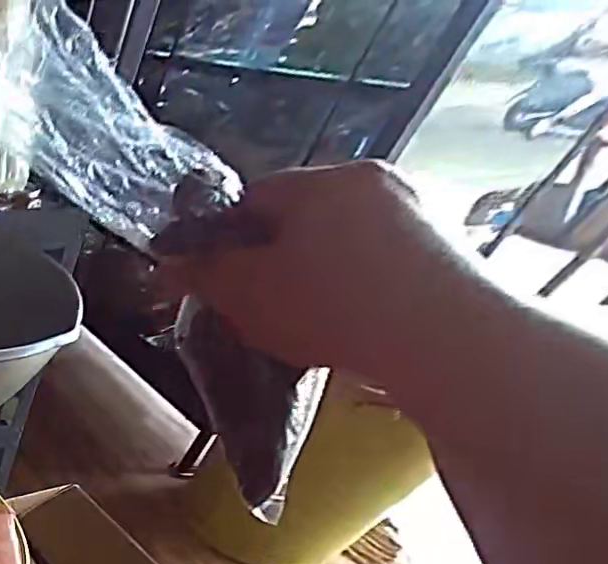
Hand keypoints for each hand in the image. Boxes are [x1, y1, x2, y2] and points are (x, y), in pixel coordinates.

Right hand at [163, 162, 494, 382]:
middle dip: (266, 258)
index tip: (211, 275)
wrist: (437, 336)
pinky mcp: (440, 248)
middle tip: (250, 304)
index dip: (221, 236)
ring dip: (309, 273)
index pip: (252, 196)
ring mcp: (414, 211)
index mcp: (320, 183)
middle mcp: (372, 182)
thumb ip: (202, 274)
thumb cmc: (327, 306)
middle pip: (297, 218)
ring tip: (296, 319)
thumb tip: (166, 262)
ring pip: (337, 241)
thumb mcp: (245, 293)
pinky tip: (342, 322)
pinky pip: (374, 261)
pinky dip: (349, 286)